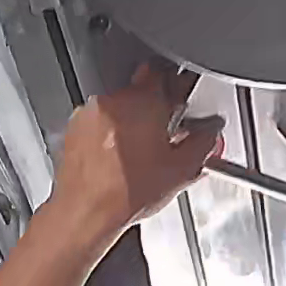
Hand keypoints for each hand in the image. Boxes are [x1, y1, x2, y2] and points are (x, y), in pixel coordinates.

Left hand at [49, 63, 224, 241]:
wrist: (85, 212)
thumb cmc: (124, 193)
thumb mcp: (180, 170)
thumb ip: (203, 143)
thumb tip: (210, 132)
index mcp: (143, 101)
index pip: (165, 73)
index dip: (176, 88)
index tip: (180, 104)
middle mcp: (113, 100)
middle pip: (140, 91)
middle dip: (154, 110)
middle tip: (164, 136)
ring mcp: (90, 113)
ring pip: (119, 108)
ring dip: (130, 123)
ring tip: (139, 154)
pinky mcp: (74, 128)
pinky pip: (99, 122)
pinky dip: (109, 134)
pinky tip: (118, 159)